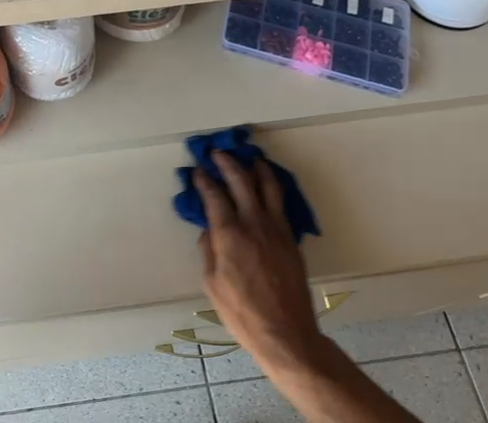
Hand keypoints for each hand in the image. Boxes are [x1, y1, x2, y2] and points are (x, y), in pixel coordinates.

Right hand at [192, 151, 330, 373]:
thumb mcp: (212, 283)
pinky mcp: (290, 238)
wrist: (286, 334)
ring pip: (268, 186)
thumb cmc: (242, 313)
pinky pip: (281, 203)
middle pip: (241, 180)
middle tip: (217, 153)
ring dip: (256, 167)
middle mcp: (254, 223)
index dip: (204, 180)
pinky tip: (267, 185)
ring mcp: (276, 229)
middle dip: (227, 162)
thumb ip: (209, 251)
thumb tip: (209, 231)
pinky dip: (272, 187)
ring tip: (249, 157)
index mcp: (230, 235)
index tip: (196, 171)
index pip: (214, 196)